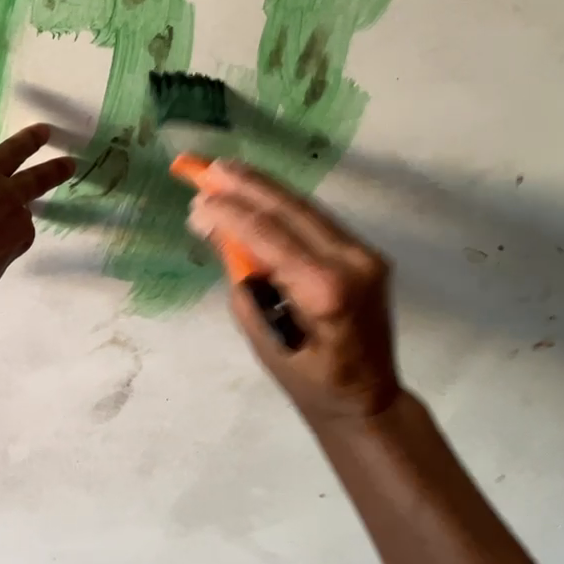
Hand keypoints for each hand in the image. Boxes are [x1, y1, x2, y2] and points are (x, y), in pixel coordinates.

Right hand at [185, 158, 401, 425]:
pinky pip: (315, 220)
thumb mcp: (259, 328)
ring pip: (305, 208)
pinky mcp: (365, 253)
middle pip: (290, 210)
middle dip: (246, 186)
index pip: (268, 234)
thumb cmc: (304, 376)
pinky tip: (257, 192)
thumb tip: (213, 224)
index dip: (229, 212)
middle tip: (208, 167)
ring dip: (263, 188)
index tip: (197, 200)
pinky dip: (282, 204)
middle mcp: (351, 262)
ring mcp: (364, 254)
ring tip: (226, 170)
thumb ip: (241, 271)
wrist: (366, 396)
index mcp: (324, 290)